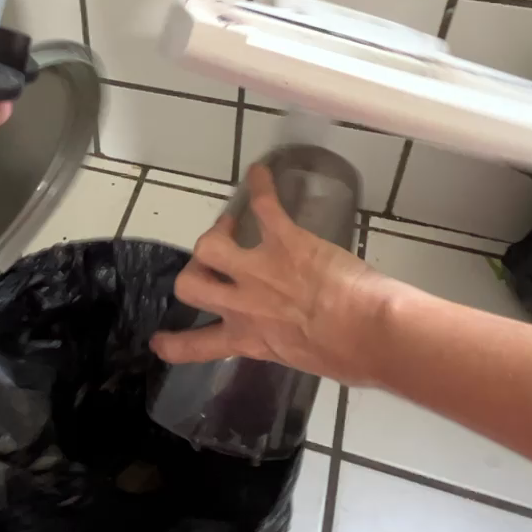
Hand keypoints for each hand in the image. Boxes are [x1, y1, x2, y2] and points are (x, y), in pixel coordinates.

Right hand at [150, 164, 399, 384]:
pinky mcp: (284, 241)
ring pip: (209, 246)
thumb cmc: (352, 357)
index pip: (200, 346)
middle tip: (214, 264)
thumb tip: (304, 337)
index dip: (175, 342)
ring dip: (217, 234)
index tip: (158, 340)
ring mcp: (258, 270)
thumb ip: (289, 342)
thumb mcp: (307, 358)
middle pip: (190, 284)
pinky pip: (263, 207)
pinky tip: (259, 172)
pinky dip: (260, 186)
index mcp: (251, 340)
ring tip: (230, 227)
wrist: (373, 333)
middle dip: (194, 272)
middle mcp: (243, 306)